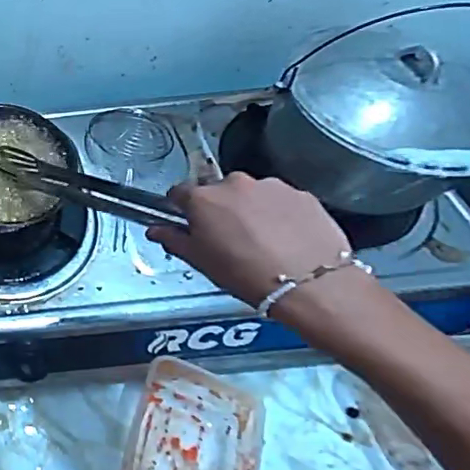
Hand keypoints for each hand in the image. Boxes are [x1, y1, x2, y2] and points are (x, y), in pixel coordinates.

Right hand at [144, 172, 351, 306]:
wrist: (312, 285)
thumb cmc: (248, 274)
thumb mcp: (200, 261)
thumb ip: (173, 239)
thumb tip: (157, 230)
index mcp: (202, 198)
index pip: (179, 192)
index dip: (181, 208)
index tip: (188, 222)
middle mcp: (233, 184)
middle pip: (217, 190)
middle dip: (218, 207)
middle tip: (227, 235)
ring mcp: (270, 187)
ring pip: (250, 193)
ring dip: (249, 208)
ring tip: (261, 239)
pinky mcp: (301, 194)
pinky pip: (281, 199)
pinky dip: (279, 212)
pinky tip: (285, 237)